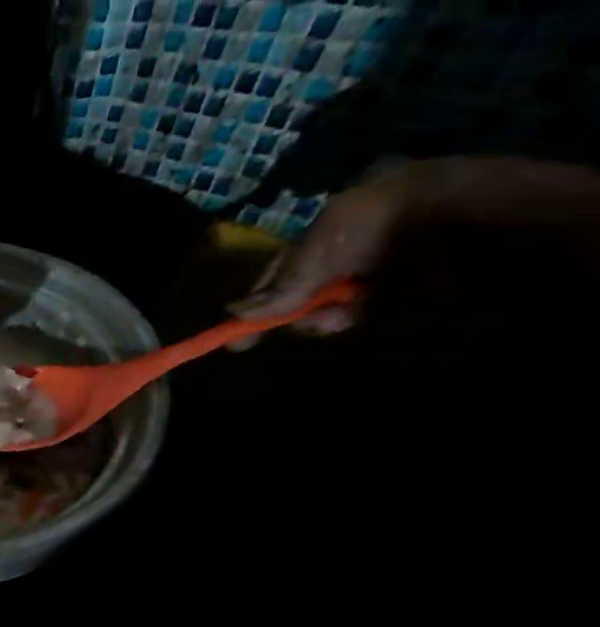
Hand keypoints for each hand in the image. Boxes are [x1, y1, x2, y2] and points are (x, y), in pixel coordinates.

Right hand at [227, 160, 415, 345]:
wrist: (472, 212)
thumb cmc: (385, 217)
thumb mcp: (322, 246)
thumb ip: (283, 284)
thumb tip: (232, 313)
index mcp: (326, 232)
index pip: (279, 274)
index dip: (255, 304)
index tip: (235, 336)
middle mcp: (348, 254)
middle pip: (300, 297)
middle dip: (293, 314)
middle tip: (299, 321)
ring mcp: (375, 275)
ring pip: (328, 311)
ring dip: (324, 319)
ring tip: (336, 318)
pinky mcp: (403, 296)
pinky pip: (363, 317)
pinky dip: (355, 320)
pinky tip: (357, 315)